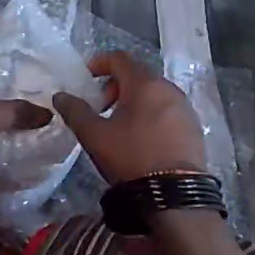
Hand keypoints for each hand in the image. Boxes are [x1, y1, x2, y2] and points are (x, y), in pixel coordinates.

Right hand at [53, 52, 206, 183]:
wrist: (174, 195)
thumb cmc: (131, 157)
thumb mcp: (94, 135)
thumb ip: (75, 111)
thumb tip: (61, 96)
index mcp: (145, 84)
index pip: (119, 58)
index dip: (98, 63)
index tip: (85, 79)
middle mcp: (169, 88)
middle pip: (137, 75)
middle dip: (114, 87)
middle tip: (99, 109)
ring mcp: (185, 108)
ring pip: (153, 93)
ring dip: (132, 102)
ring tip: (119, 126)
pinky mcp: (194, 127)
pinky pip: (167, 110)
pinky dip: (150, 114)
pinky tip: (141, 139)